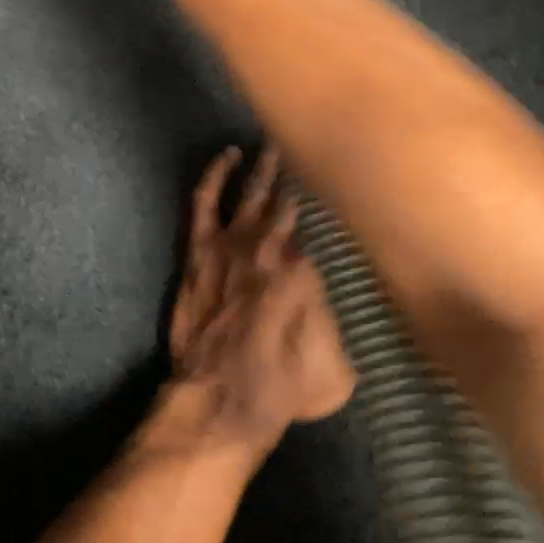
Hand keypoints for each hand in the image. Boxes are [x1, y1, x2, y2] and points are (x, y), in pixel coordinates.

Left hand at [166, 146, 355, 454]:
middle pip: (290, 200)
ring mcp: (231, 245)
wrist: (219, 399)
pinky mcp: (199, 250)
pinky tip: (228, 156)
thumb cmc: (281, 389)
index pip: (322, 228)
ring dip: (265, 166)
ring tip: (275, 143)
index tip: (343, 187)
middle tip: (316, 146)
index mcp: (309, 273)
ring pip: (252, 192)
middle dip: (302, 173)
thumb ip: (334, 321)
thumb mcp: (335, 366)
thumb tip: (330, 295)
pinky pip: (206, 200)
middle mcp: (271, 249)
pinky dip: (216, 174)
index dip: (331, 209)